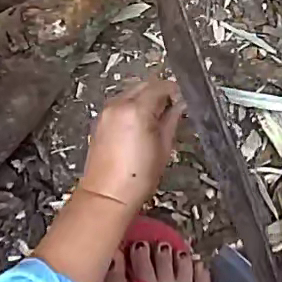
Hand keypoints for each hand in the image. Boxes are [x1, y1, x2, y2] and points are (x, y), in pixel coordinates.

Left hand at [79, 75, 184, 212]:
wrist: (107, 196)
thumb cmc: (136, 178)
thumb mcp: (164, 147)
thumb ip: (172, 119)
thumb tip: (179, 105)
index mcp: (137, 110)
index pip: (160, 86)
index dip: (174, 91)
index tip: (180, 100)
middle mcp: (119, 106)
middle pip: (144, 85)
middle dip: (159, 93)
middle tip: (170, 109)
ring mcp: (107, 112)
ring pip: (131, 92)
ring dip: (145, 99)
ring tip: (154, 121)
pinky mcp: (100, 121)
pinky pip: (120, 104)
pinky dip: (132, 107)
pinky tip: (139, 126)